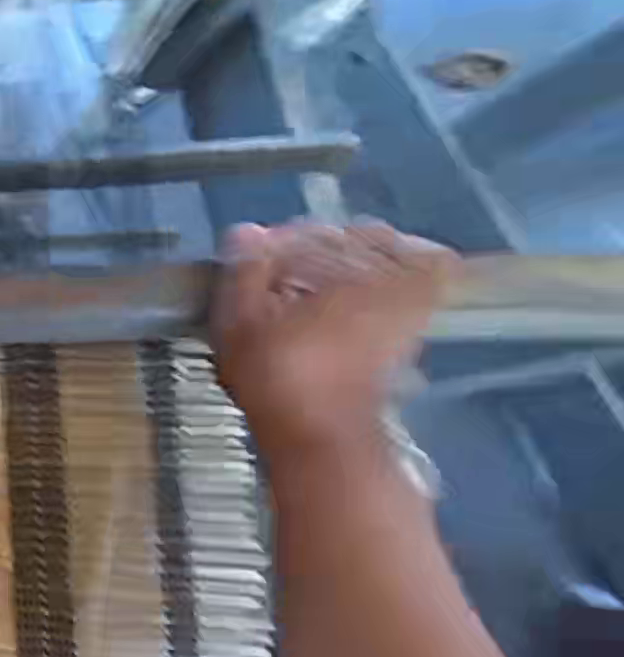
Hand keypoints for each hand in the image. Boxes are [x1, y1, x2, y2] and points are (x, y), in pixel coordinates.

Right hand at [212, 221, 453, 457]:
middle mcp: (393, 270)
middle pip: (342, 239)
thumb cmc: (274, 374)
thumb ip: (244, 272)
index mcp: (350, 268)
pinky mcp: (417, 314)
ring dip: (336, 260)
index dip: (269, 246)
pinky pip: (413, 268)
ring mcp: (414, 291)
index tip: (244, 263)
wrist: (320, 426)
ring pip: (374, 252)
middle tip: (269, 274)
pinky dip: (383, 265)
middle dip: (305, 250)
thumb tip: (247, 230)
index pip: (306, 234)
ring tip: (301, 284)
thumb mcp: (239, 323)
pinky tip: (348, 283)